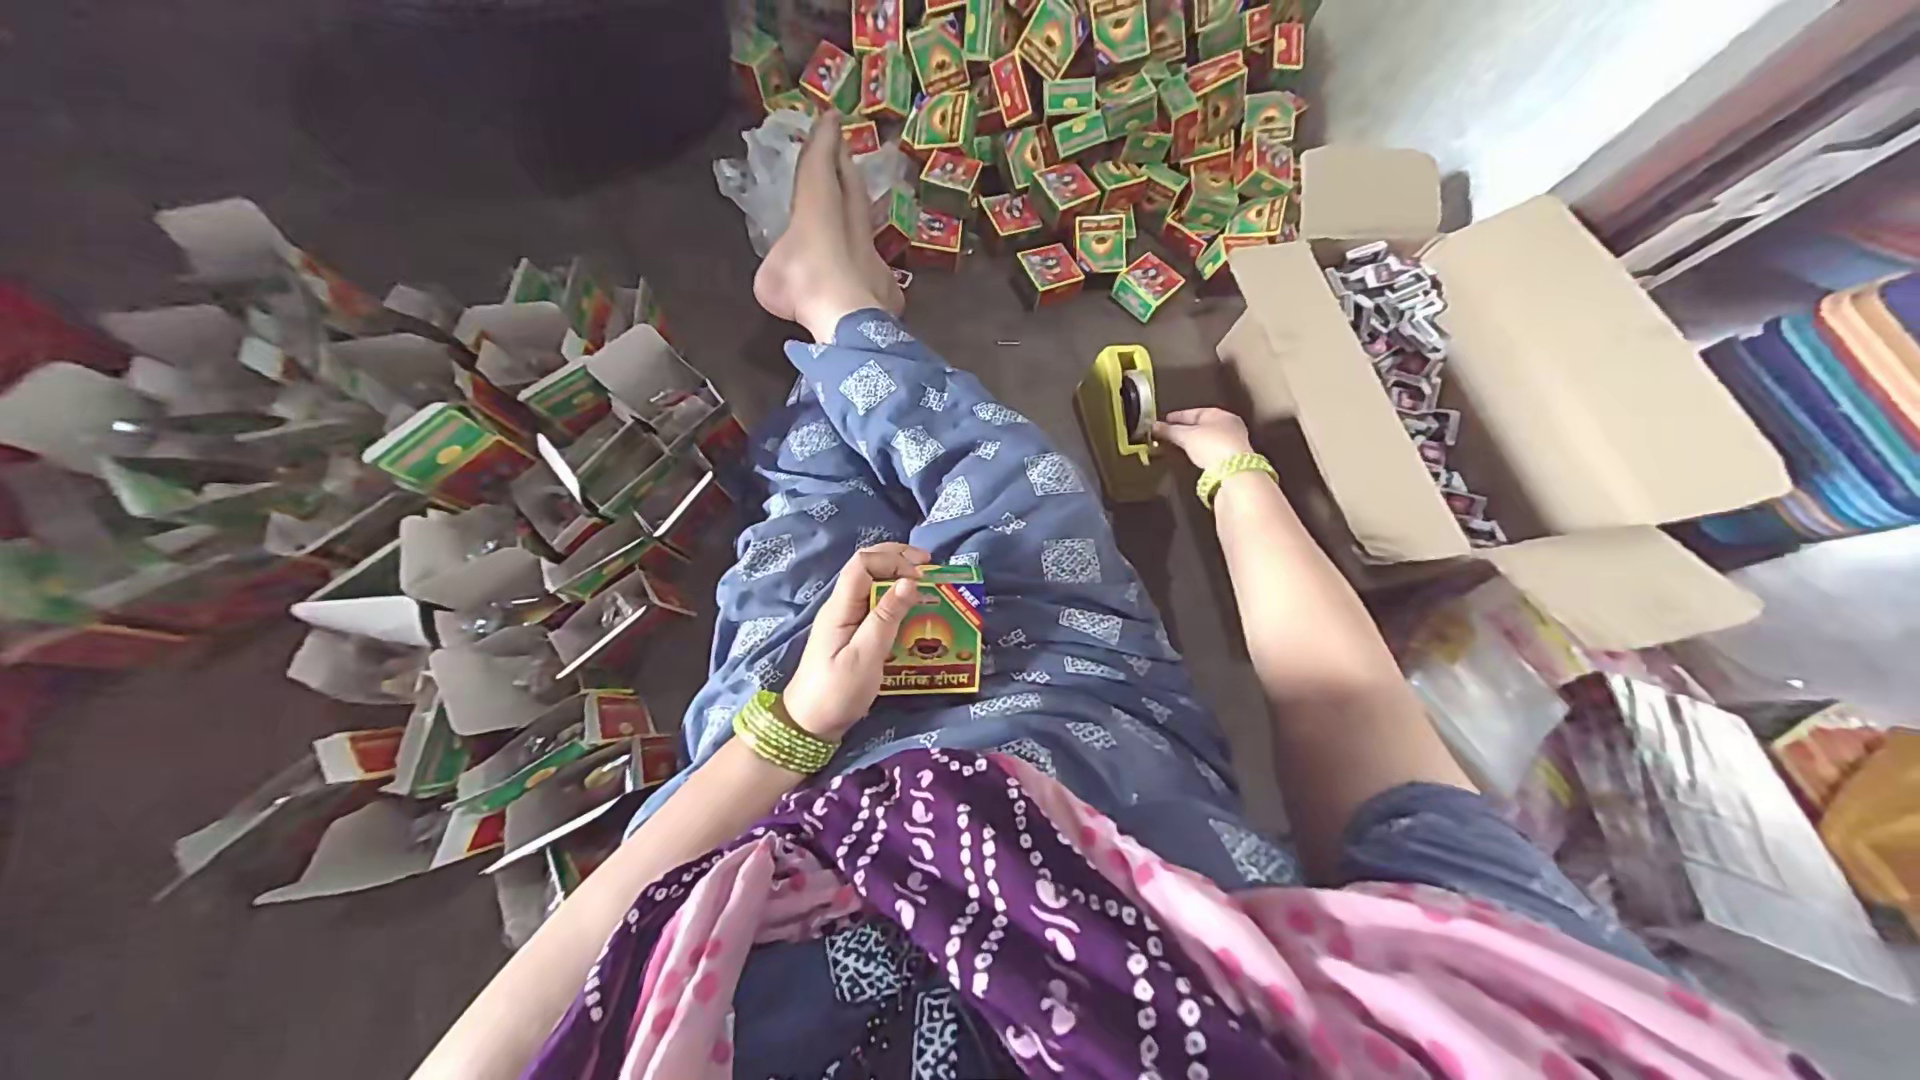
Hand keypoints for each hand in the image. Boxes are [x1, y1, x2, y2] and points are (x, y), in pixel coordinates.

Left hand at [781, 543, 928, 740]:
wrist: (809, 725)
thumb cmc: (837, 692)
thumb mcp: (866, 656)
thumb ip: (887, 617)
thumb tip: (909, 582)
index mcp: (840, 607)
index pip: (863, 563)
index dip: (894, 560)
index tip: (921, 576)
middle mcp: (841, 605)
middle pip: (866, 565)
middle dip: (898, 558)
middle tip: (930, 564)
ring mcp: (845, 618)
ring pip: (871, 582)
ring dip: (898, 575)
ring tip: (926, 580)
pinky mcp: (851, 632)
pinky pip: (874, 602)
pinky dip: (895, 596)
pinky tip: (912, 605)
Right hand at [1155, 407, 1254, 471]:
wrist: (1233, 470)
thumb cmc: (1211, 444)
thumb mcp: (1186, 436)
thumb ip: (1169, 430)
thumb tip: (1154, 426)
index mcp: (1220, 414)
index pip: (1195, 412)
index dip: (1178, 416)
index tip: (1165, 420)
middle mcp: (1230, 425)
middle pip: (1203, 425)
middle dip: (1185, 428)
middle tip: (1169, 432)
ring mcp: (1233, 442)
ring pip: (1208, 437)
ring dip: (1193, 440)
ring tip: (1178, 443)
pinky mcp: (1233, 458)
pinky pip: (1212, 449)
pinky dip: (1201, 449)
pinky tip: (1192, 454)